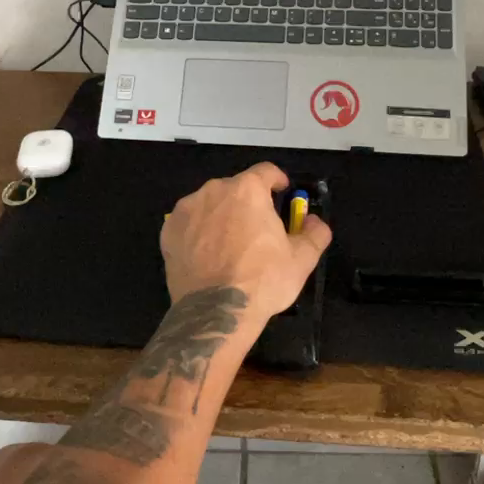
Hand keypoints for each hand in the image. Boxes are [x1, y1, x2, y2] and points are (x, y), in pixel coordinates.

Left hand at [160, 162, 331, 321]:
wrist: (215, 311)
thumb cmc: (262, 280)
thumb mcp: (301, 260)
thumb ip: (315, 233)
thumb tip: (315, 222)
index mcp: (248, 190)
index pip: (266, 171)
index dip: (276, 180)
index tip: (281, 191)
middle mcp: (214, 190)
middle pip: (236, 188)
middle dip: (248, 202)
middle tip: (257, 228)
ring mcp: (187, 209)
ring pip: (211, 203)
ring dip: (222, 214)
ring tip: (230, 244)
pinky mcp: (168, 230)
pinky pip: (190, 222)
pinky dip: (199, 231)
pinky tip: (207, 254)